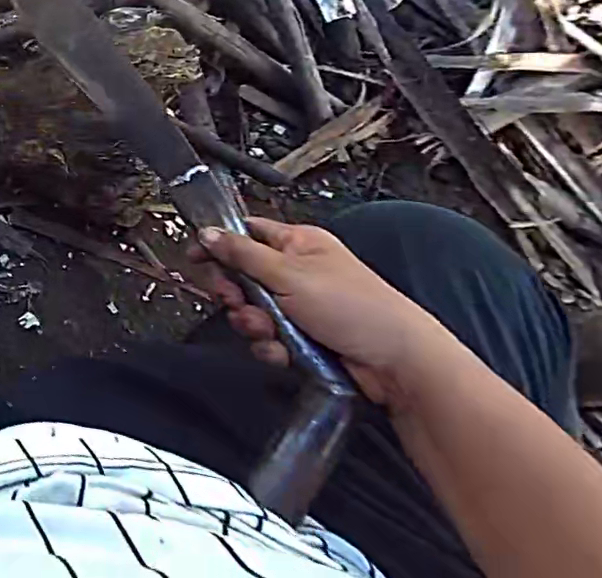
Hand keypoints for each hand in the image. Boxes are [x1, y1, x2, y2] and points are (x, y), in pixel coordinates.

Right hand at [190, 217, 459, 408]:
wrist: (404, 369)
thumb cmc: (360, 310)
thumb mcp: (289, 274)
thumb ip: (241, 253)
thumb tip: (207, 233)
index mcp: (297, 243)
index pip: (243, 232)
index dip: (217, 244)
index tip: (198, 258)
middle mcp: (297, 271)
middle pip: (240, 274)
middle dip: (234, 293)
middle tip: (235, 301)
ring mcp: (301, 305)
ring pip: (251, 308)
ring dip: (251, 322)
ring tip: (266, 331)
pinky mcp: (304, 336)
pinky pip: (268, 335)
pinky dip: (268, 344)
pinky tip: (280, 349)